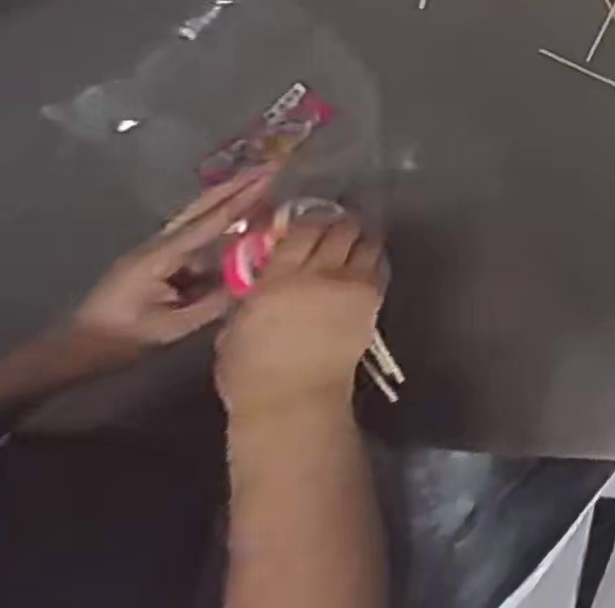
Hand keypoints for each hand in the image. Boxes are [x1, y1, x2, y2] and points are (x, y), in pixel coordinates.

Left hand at [69, 165, 277, 350]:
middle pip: (201, 207)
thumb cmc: (117, 342)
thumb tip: (262, 276)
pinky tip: (243, 219)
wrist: (65, 355)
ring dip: (228, 198)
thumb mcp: (173, 328)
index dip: (243, 199)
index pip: (211, 222)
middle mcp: (157, 246)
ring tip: (261, 183)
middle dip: (235, 185)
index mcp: (159, 258)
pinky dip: (222, 219)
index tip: (271, 177)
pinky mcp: (158, 261)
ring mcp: (155, 252)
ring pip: (198, 217)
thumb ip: (220, 301)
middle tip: (270, 166)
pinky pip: (198, 234)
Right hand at [216, 216, 383, 419]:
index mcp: (278, 280)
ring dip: (363, 235)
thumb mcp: (236, 325)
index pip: (302, 232)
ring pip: (368, 242)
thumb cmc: (253, 370)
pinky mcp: (373, 296)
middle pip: (342, 230)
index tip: (310, 218)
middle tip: (339, 223)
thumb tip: (266, 273)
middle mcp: (320, 274)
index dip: (309, 220)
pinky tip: (366, 260)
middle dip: (342, 222)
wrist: (296, 396)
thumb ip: (254, 293)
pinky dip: (373, 258)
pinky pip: (378, 265)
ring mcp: (352, 283)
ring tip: (357, 236)